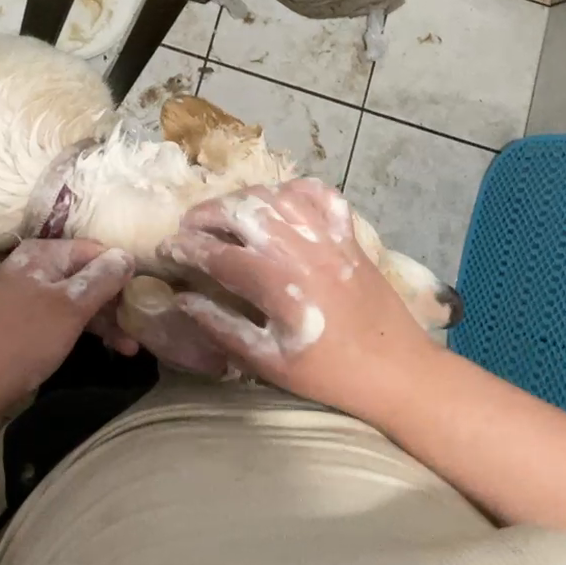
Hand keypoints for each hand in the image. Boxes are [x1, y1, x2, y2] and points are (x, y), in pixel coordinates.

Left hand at [0, 238, 134, 412]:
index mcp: (41, 253)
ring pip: (76, 299)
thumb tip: (127, 254)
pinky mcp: (23, 321)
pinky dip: (84, 328)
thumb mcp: (70, 308)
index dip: (121, 270)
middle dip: (114, 300)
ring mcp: (26, 294)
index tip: (145, 295)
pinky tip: (108, 347)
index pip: (93, 250)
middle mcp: (33, 266)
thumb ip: (101, 279)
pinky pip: (62, 316)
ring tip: (131, 347)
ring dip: (104, 320)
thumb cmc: (25, 340)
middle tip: (141, 326)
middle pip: (85, 274)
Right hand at [160, 179, 432, 415]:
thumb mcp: (268, 362)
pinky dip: (291, 190)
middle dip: (205, 215)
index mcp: (276, 282)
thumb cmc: (329, 374)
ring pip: (273, 194)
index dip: (184, 249)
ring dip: (241, 199)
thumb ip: (222, 327)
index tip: (166, 250)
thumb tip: (182, 300)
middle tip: (189, 230)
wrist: (400, 371)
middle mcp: (298, 247)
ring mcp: (325, 234)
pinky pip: (317, 194)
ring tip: (224, 215)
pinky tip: (276, 201)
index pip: (215, 253)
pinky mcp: (347, 233)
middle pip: (239, 209)